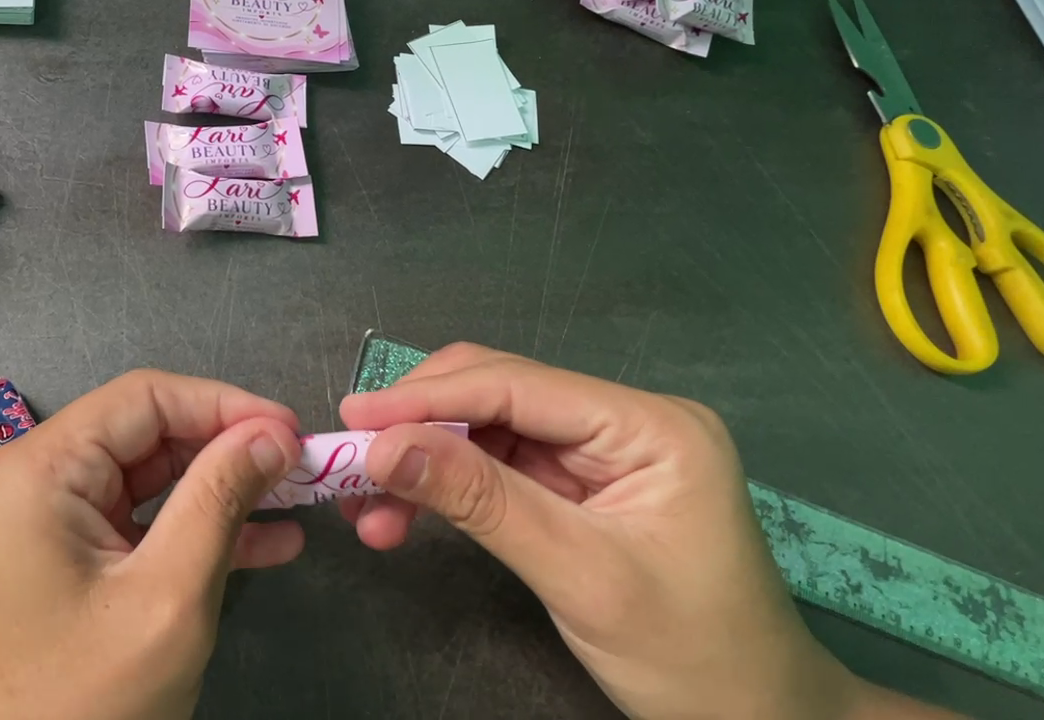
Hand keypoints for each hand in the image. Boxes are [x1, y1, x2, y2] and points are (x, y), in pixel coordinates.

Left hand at [0, 369, 303, 719]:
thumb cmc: (83, 702)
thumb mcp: (166, 598)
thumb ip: (220, 502)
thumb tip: (272, 434)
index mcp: (42, 466)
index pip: (145, 397)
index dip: (224, 403)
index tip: (292, 430)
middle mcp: (39, 475)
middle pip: (148, 431)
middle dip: (227, 446)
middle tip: (303, 466)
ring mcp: (52, 517)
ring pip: (152, 475)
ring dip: (222, 486)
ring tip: (297, 496)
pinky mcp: (70, 555)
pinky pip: (142, 520)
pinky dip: (198, 527)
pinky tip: (267, 541)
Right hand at [339, 344, 954, 719]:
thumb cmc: (692, 658)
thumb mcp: (581, 577)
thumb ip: (480, 500)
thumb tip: (382, 448)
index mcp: (647, 425)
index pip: (515, 385)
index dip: (426, 396)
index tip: (353, 417)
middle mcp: (617, 419)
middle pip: (492, 392)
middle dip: (418, 426)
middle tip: (351, 460)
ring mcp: (594, 449)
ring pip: (480, 427)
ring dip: (421, 461)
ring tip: (367, 508)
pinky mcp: (572, 481)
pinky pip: (489, 464)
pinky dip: (441, 487)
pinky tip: (401, 516)